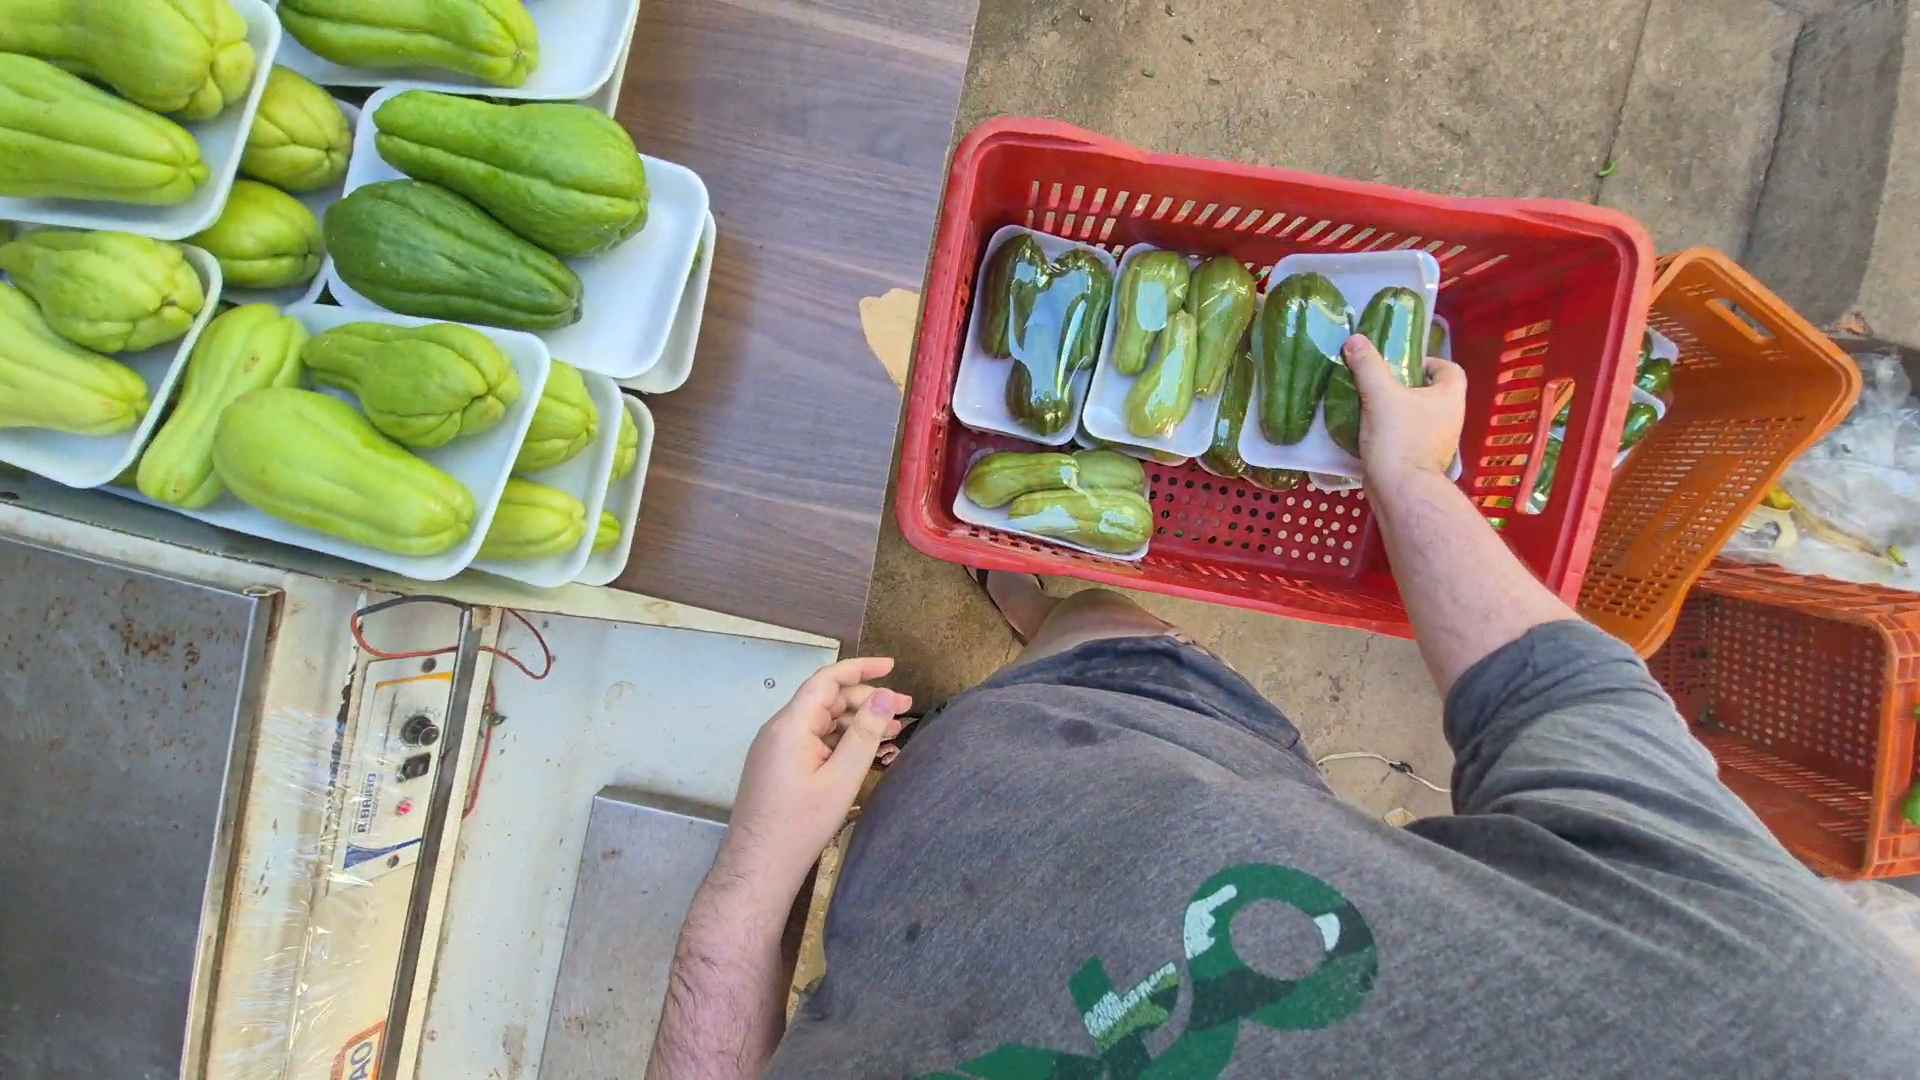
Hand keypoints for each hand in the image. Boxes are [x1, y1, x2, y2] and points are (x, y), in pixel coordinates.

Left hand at [710, 657, 910, 909]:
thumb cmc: (800, 826)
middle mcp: (779, 729)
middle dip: (867, 700)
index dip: (861, 668)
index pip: (828, 679)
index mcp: (791, 725)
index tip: (892, 666)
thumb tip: (886, 696)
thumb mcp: (841, 779)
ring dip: (856, 722)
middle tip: (905, 708)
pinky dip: (841, 739)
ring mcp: (776, 748)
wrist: (757, 870)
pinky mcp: (778, 765)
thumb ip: (865, 734)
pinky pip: (813, 740)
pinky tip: (865, 751)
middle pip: (827, 700)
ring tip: (894, 732)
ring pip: (822, 721)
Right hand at [1342, 333, 1466, 489]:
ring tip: (1374, 409)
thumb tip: (1355, 339)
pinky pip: (1412, 438)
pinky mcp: (1423, 461)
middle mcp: (1452, 418)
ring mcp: (1439, 442)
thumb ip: (1368, 366)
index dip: (1431, 363)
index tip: (1405, 365)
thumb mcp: (1380, 395)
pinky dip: (1397, 434)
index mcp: (1450, 397)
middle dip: (1410, 388)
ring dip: (1402, 412)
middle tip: (1382, 386)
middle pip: (1434, 394)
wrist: (1401, 488)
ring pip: (1422, 417)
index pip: (1450, 369)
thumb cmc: (1399, 437)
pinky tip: (1374, 434)